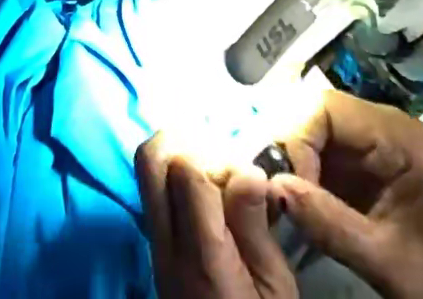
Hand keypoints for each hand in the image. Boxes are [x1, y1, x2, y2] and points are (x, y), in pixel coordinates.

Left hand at [135, 132, 296, 298]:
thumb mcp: (275, 288)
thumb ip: (255, 227)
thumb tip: (247, 168)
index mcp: (201, 255)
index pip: (187, 171)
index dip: (217, 157)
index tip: (245, 172)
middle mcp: (165, 245)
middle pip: (149, 160)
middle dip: (182, 138)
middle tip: (219, 151)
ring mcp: (154, 248)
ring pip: (147, 174)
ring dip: (178, 156)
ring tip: (216, 170)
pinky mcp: (155, 252)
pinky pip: (155, 196)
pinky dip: (176, 179)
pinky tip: (208, 193)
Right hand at [268, 91, 422, 298]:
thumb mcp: (390, 261)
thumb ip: (330, 224)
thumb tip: (273, 187)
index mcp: (398, 137)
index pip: (325, 108)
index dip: (297, 139)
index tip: (288, 188)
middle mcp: (385, 130)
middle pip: (317, 117)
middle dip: (292, 151)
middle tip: (278, 197)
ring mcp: (379, 149)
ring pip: (318, 138)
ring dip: (296, 167)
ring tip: (285, 205)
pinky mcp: (373, 171)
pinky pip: (328, 161)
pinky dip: (308, 181)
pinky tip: (300, 209)